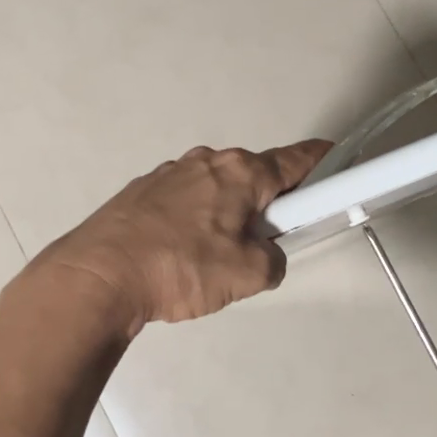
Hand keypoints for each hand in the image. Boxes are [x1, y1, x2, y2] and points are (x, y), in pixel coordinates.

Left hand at [33, 140, 330, 334]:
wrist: (98, 276)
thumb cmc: (180, 268)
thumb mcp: (248, 276)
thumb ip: (274, 261)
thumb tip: (266, 255)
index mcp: (241, 173)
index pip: (296, 159)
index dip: (322, 163)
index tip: (339, 163)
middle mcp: (206, 162)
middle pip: (254, 176)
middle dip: (268, 203)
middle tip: (265, 243)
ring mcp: (169, 173)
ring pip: (216, 190)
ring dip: (227, 214)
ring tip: (213, 259)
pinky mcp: (141, 193)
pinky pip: (185, 201)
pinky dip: (194, 221)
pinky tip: (181, 255)